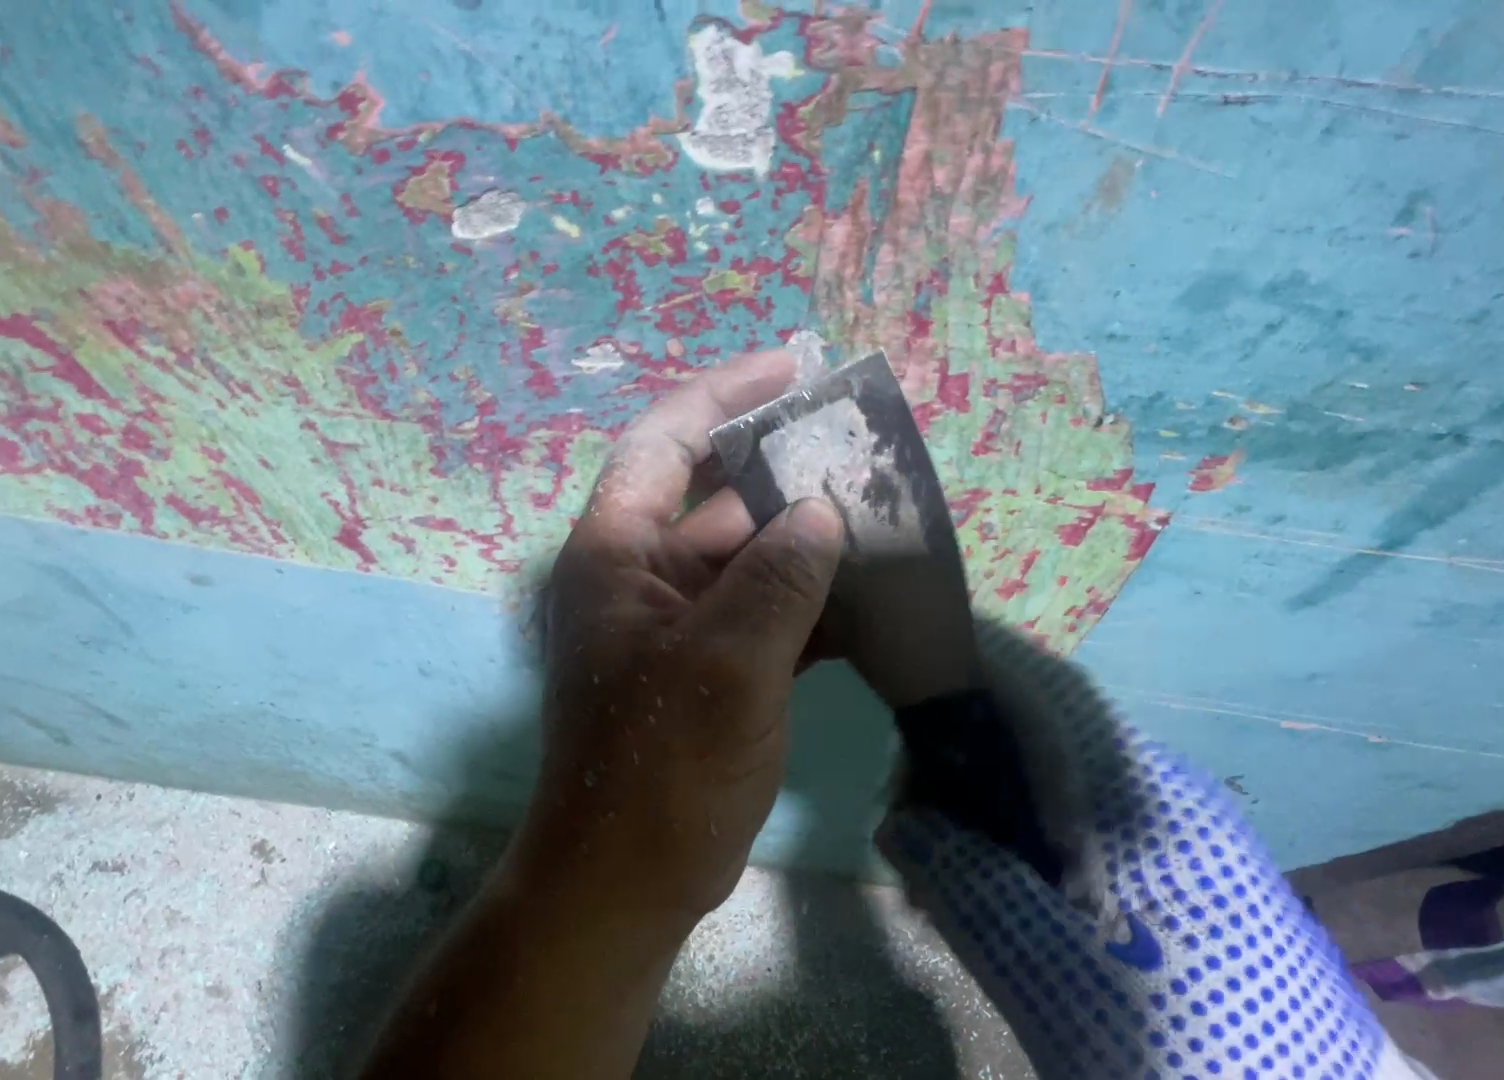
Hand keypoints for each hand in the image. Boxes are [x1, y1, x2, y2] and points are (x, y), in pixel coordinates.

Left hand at [506, 348, 845, 926]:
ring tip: (886, 513)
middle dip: (786, 472)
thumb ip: (778, 578)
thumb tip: (820, 513)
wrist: (629, 879)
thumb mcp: (725, 665)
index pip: (665, 442)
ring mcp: (679, 621)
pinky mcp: (712, 664)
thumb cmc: (660, 768)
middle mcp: (642, 574)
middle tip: (863, 445)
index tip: (793, 367)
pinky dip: (813, 600)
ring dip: (809, 539)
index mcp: (618, 553)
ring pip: (750, 555)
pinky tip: (874, 595)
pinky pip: (766, 609)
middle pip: (717, 496)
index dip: (725, 396)